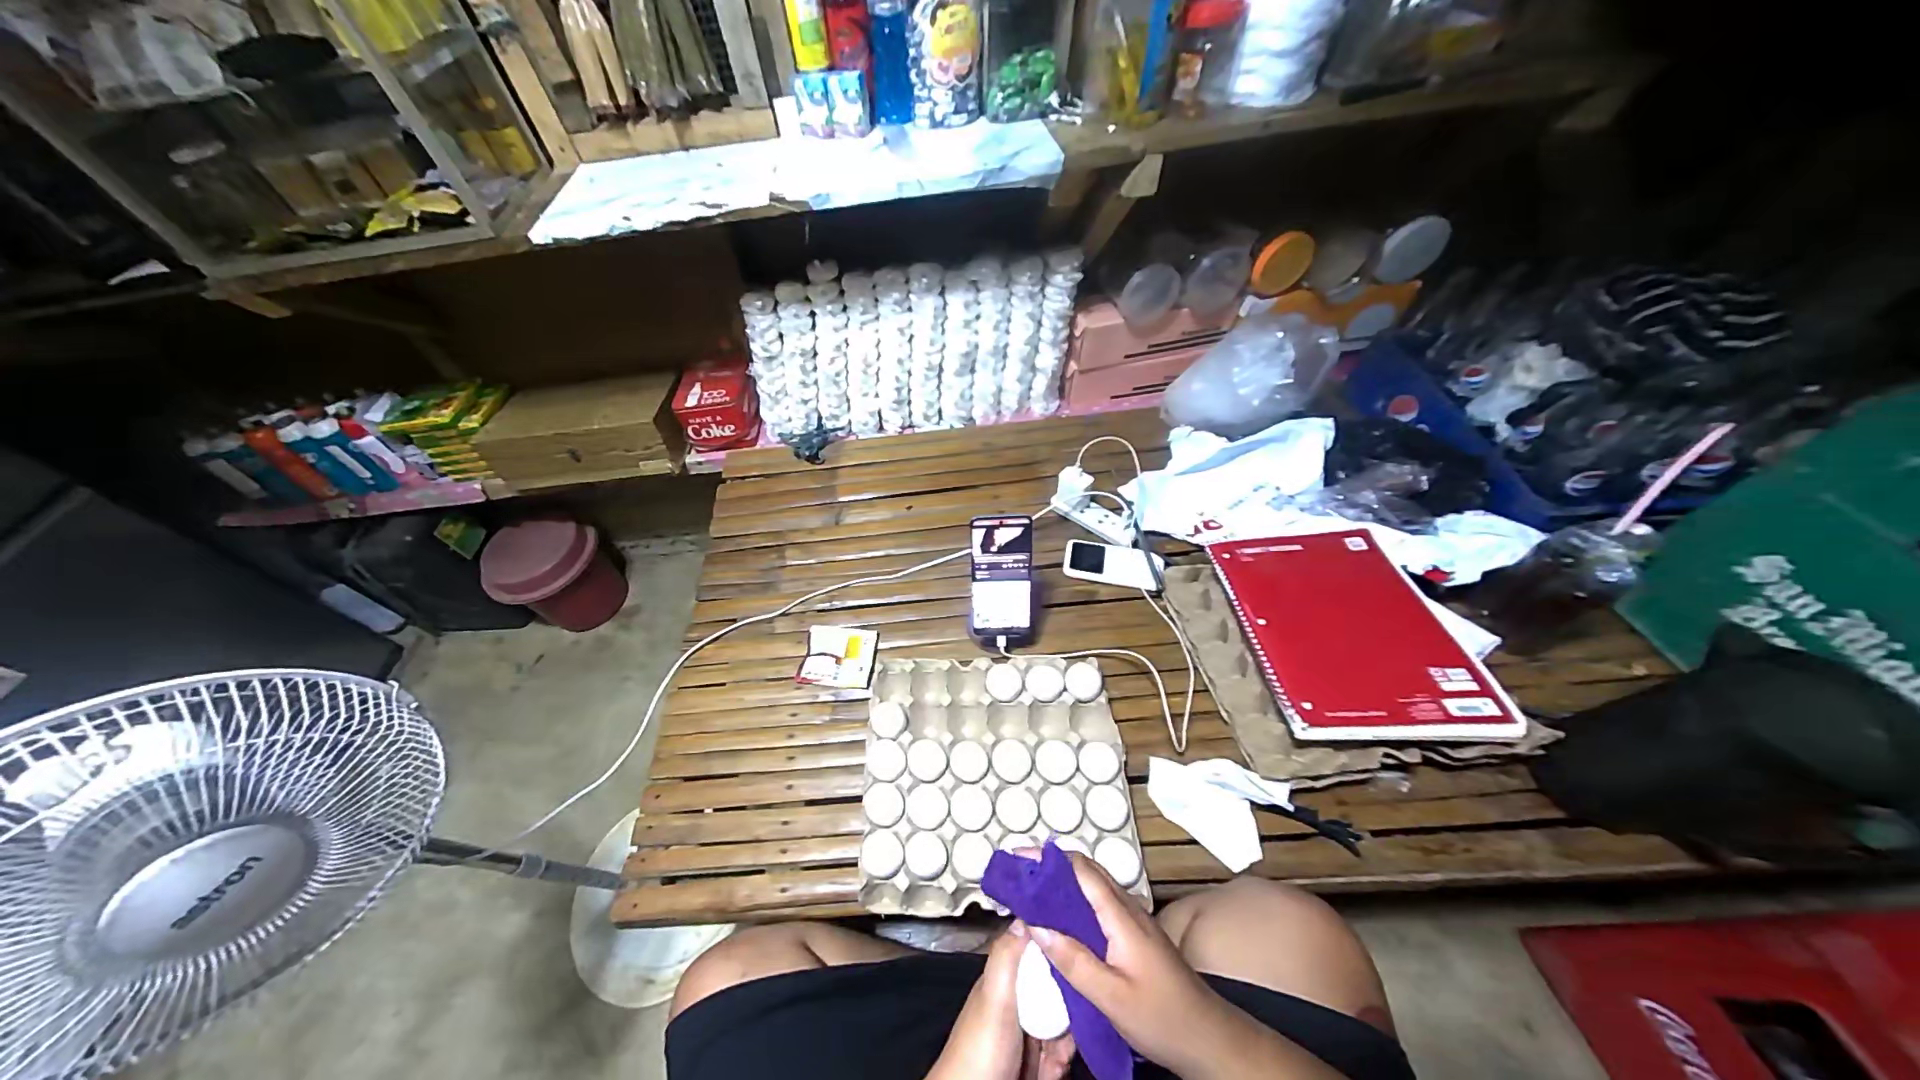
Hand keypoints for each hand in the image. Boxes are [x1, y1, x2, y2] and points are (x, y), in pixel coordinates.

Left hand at [926, 922, 1075, 1079]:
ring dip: (1066, 1042)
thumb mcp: (994, 997)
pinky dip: (1061, 1063)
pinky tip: (1053, 1070)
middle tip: (1070, 1026)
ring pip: (1062, 1027)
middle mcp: (1015, 1005)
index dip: (1058, 956)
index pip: (1037, 956)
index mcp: (1004, 982)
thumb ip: (1007, 957)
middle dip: (1069, 1009)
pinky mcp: (1033, 1064)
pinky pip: (1058, 1056)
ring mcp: (1025, 1036)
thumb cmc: (980, 1050)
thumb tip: (1026, 915)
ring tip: (1056, 1055)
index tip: (1079, 959)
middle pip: (1056, 994)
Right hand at [1024, 855, 1244, 1076]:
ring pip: (1094, 888)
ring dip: (1063, 883)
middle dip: (1052, 866)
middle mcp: (1128, 909)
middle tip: (1019, 874)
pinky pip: (1101, 906)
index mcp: (1121, 916)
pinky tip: (1061, 922)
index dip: (1049, 859)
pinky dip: (1076, 902)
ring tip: (1031, 893)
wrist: (1211, 1039)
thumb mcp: (1111, 996)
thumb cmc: (1162, 1018)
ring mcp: (1135, 922)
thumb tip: (1035, 924)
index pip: (1082, 870)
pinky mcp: (1137, 937)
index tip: (1019, 857)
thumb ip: (1073, 960)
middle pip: (1087, 872)